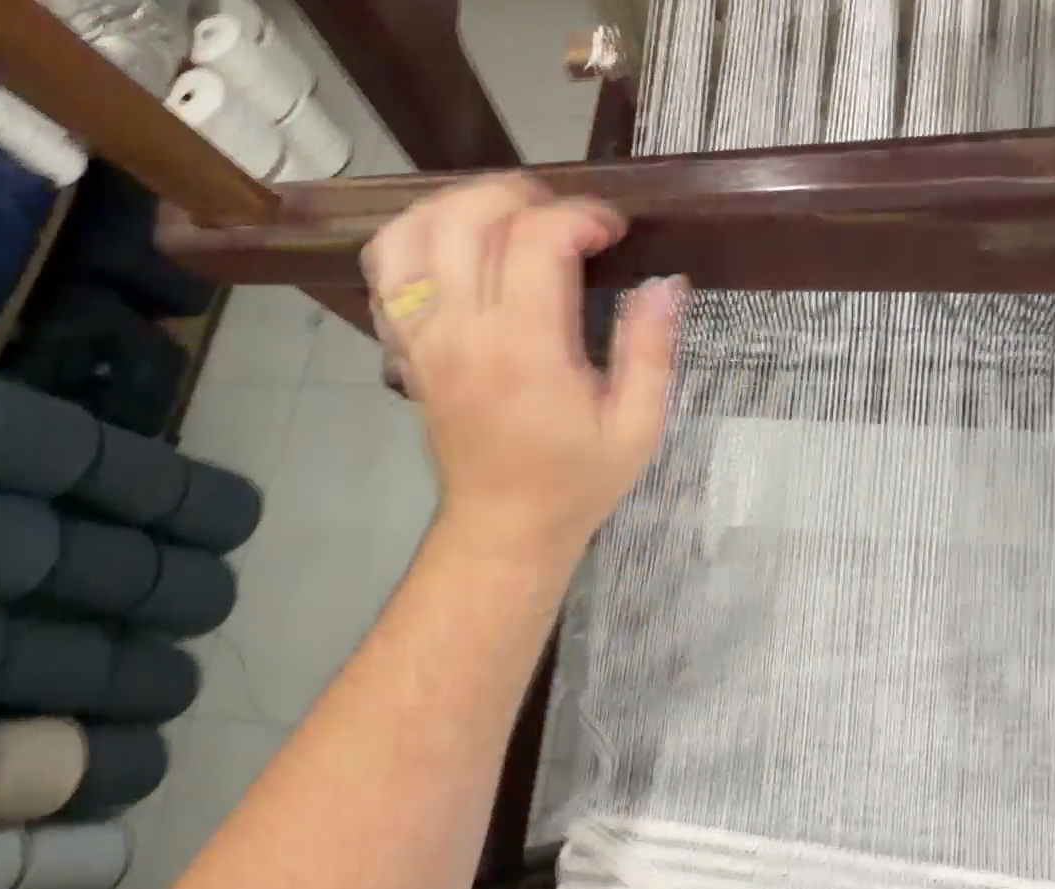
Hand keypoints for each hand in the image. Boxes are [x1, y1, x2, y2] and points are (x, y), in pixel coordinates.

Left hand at [362, 174, 685, 562]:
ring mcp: (426, 339)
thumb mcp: (636, 428)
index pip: (536, 239)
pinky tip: (455, 250)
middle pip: (466, 217)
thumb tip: (667, 282)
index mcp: (526, 350)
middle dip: (520, 195)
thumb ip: (651, 351)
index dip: (580, 215)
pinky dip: (414, 239)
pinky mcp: (409, 349)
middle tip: (562, 219)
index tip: (612, 232)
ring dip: (460, 205)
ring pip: (413, 232)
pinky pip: (386, 272)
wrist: (506, 527)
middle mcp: (465, 333)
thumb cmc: (576, 482)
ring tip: (505, 221)